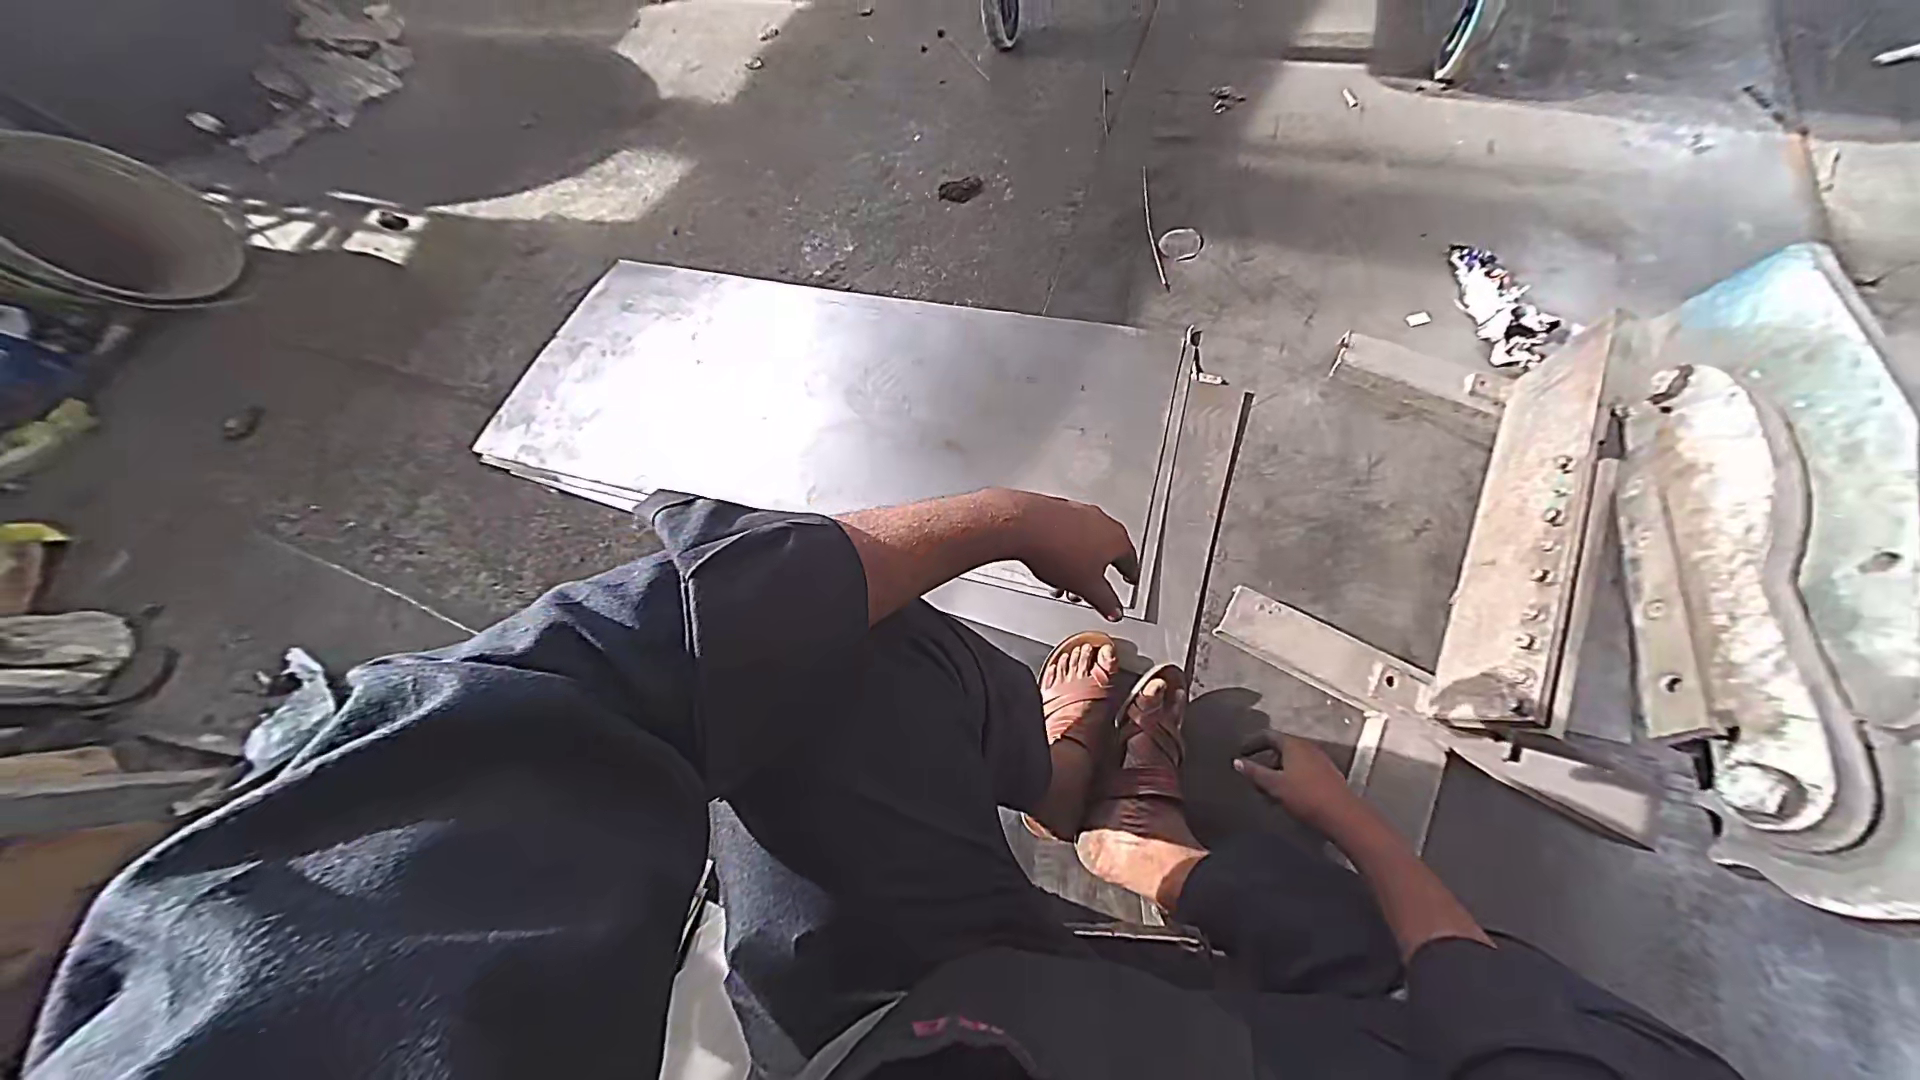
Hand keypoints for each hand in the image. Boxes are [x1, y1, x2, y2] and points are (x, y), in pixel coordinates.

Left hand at [1003, 490, 1139, 621]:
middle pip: (1105, 552)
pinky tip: (1051, 561)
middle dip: (1096, 574)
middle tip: (1089, 589)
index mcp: (1116, 539)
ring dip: (1077, 563)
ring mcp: (1079, 512)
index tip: (1129, 579)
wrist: (1023, 525)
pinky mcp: (1058, 509)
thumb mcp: (1086, 587)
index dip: (1130, 574)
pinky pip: (1066, 533)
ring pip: (1084, 543)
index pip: (1130, 561)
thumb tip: (1115, 611)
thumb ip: (1105, 601)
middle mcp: (1100, 521)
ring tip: (1063, 580)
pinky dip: (1063, 548)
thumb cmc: (1055, 550)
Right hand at [1234, 731, 1371, 832]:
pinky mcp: (1328, 776)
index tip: (1240, 752)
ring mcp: (1320, 762)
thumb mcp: (1274, 785)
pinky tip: (1285, 793)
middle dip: (1264, 759)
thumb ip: (1254, 772)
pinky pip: (1302, 770)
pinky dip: (1289, 777)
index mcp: (1294, 745)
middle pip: (1280, 748)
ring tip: (1266, 787)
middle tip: (1252, 773)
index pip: (1268, 736)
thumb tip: (1237, 762)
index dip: (1252, 742)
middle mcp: (1308, 748)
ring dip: (1277, 770)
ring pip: (1292, 761)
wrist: (1345, 817)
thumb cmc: (1305, 796)